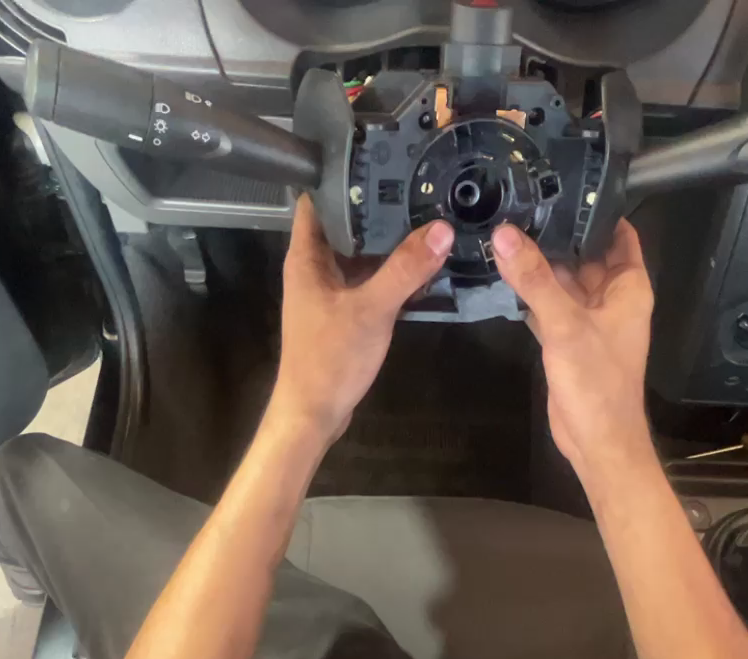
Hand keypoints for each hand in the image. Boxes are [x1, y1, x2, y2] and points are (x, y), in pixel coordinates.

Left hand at [271, 196, 453, 441]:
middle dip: (376, 207)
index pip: (318, 199)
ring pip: (359, 256)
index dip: (342, 175)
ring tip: (425, 218)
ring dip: (386, 243)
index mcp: (306, 258)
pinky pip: (367, 282)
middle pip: (344, 225)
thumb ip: (405, 270)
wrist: (314, 413)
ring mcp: (328, 293)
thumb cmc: (329, 359)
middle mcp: (314, 269)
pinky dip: (389, 274)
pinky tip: (419, 268)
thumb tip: (440, 230)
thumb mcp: (371, 310)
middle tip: (416, 184)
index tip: (377, 157)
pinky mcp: (342, 315)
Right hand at [491, 221, 653, 479]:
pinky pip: (550, 308)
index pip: (619, 234)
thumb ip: (535, 279)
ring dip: (541, 267)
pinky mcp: (568, 342)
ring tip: (507, 236)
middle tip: (521, 207)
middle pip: (585, 255)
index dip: (598, 210)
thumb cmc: (597, 384)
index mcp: (629, 288)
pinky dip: (532, 296)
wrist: (595, 440)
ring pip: (564, 282)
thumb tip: (506, 236)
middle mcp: (612, 300)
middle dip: (558, 236)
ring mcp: (589, 321)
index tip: (566, 185)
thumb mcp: (565, 325)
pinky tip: (507, 280)